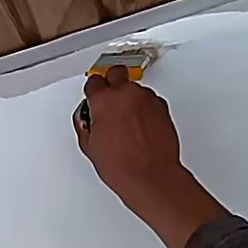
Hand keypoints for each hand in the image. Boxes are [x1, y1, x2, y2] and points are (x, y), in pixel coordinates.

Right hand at [73, 64, 228, 247]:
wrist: (150, 175)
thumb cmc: (122, 165)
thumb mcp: (90, 145)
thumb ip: (87, 124)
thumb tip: (88, 118)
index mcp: (104, 101)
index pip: (94, 82)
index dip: (92, 92)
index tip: (92, 98)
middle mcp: (126, 94)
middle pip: (116, 72)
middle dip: (110, 82)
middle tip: (107, 97)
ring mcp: (146, 98)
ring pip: (134, 87)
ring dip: (128, 97)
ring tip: (125, 120)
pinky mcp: (161, 106)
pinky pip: (148, 99)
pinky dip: (143, 107)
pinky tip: (138, 125)